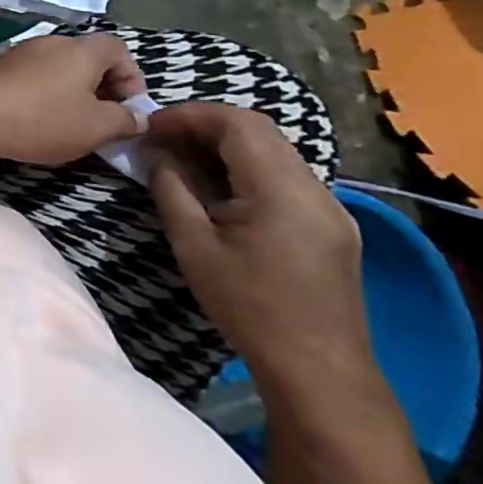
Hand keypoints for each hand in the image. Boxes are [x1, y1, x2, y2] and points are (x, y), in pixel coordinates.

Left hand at [0, 34, 147, 163]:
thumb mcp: (96, 127)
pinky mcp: (0, 67)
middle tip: (102, 122)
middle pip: (89, 58)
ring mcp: (22, 52)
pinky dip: (46, 95)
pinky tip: (38, 121)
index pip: (119, 49)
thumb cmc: (41, 118)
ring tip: (71, 126)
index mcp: (82, 49)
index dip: (132, 78)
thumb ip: (125, 121)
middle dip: (103, 89)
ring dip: (73, 94)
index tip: (128, 110)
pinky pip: (35, 77)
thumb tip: (138, 116)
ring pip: (61, 69)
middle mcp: (52, 42)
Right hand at [145, 102, 368, 392]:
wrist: (319, 369)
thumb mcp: (192, 243)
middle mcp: (315, 190)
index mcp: (282, 191)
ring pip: (274, 149)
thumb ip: (171, 187)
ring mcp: (330, 207)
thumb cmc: (247, 304)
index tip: (151, 125)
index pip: (237, 123)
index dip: (190, 114)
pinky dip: (247, 164)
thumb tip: (155, 151)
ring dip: (226, 143)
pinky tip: (220, 186)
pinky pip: (286, 174)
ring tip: (184, 158)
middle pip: (259, 129)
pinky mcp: (332, 225)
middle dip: (206, 123)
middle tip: (163, 137)